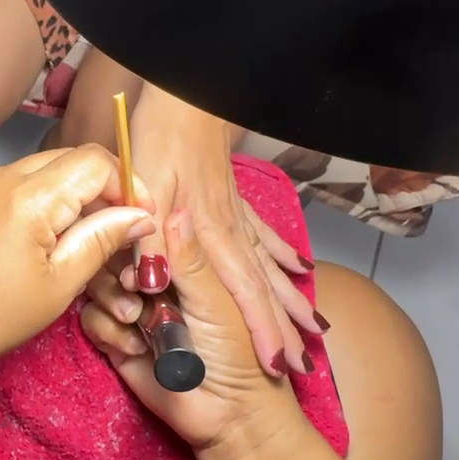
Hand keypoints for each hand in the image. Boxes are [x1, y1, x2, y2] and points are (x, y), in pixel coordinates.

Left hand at [0, 146, 155, 408]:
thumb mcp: (58, 283)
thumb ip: (101, 239)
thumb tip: (139, 214)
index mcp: (28, 195)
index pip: (94, 161)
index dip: (127, 184)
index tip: (141, 220)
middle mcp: (2, 176)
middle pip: (69, 159)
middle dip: (102, 187)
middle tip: (119, 229)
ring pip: (44, 170)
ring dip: (73, 194)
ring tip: (87, 238)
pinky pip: (18, 184)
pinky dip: (44, 200)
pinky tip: (50, 238)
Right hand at [81, 209, 308, 459]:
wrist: (226, 417)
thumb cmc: (235, 353)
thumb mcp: (216, 302)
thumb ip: (189, 259)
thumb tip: (174, 209)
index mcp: (183, 264)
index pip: (145, 233)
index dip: (131, 237)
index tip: (135, 249)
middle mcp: (154, 281)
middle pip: (112, 256)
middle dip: (117, 272)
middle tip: (134, 291)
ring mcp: (134, 309)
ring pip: (97, 285)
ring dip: (112, 301)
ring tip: (135, 321)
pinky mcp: (116, 338)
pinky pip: (92, 319)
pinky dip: (107, 329)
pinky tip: (133, 347)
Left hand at [129, 84, 319, 376]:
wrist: (184, 94)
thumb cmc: (159, 139)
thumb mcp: (143, 188)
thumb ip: (151, 237)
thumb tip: (156, 286)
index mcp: (207, 231)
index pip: (241, 289)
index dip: (260, 327)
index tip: (278, 365)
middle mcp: (227, 227)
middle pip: (262, 283)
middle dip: (282, 325)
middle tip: (306, 364)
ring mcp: (233, 211)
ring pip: (268, 262)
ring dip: (289, 295)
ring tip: (315, 325)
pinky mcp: (229, 195)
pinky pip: (263, 232)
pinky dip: (281, 252)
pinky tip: (298, 265)